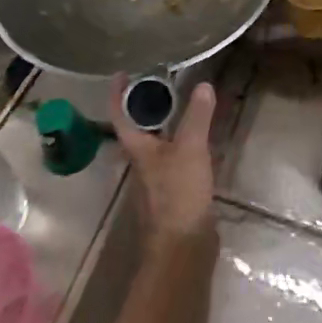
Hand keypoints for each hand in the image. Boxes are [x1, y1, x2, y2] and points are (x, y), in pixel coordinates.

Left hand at [111, 75, 216, 245]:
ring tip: (185, 102)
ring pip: (157, 142)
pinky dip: (183, 141)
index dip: (118, 93)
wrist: (183, 249)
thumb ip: (197, 117)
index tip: (123, 73)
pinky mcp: (174, 192)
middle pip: (138, 128)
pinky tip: (201, 138)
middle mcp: (142, 162)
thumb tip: (203, 85)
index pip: (120, 115)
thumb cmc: (178, 195)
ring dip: (167, 122)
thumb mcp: (190, 149)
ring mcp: (157, 178)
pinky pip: (175, 157)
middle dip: (146, 105)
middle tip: (164, 81)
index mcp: (137, 149)